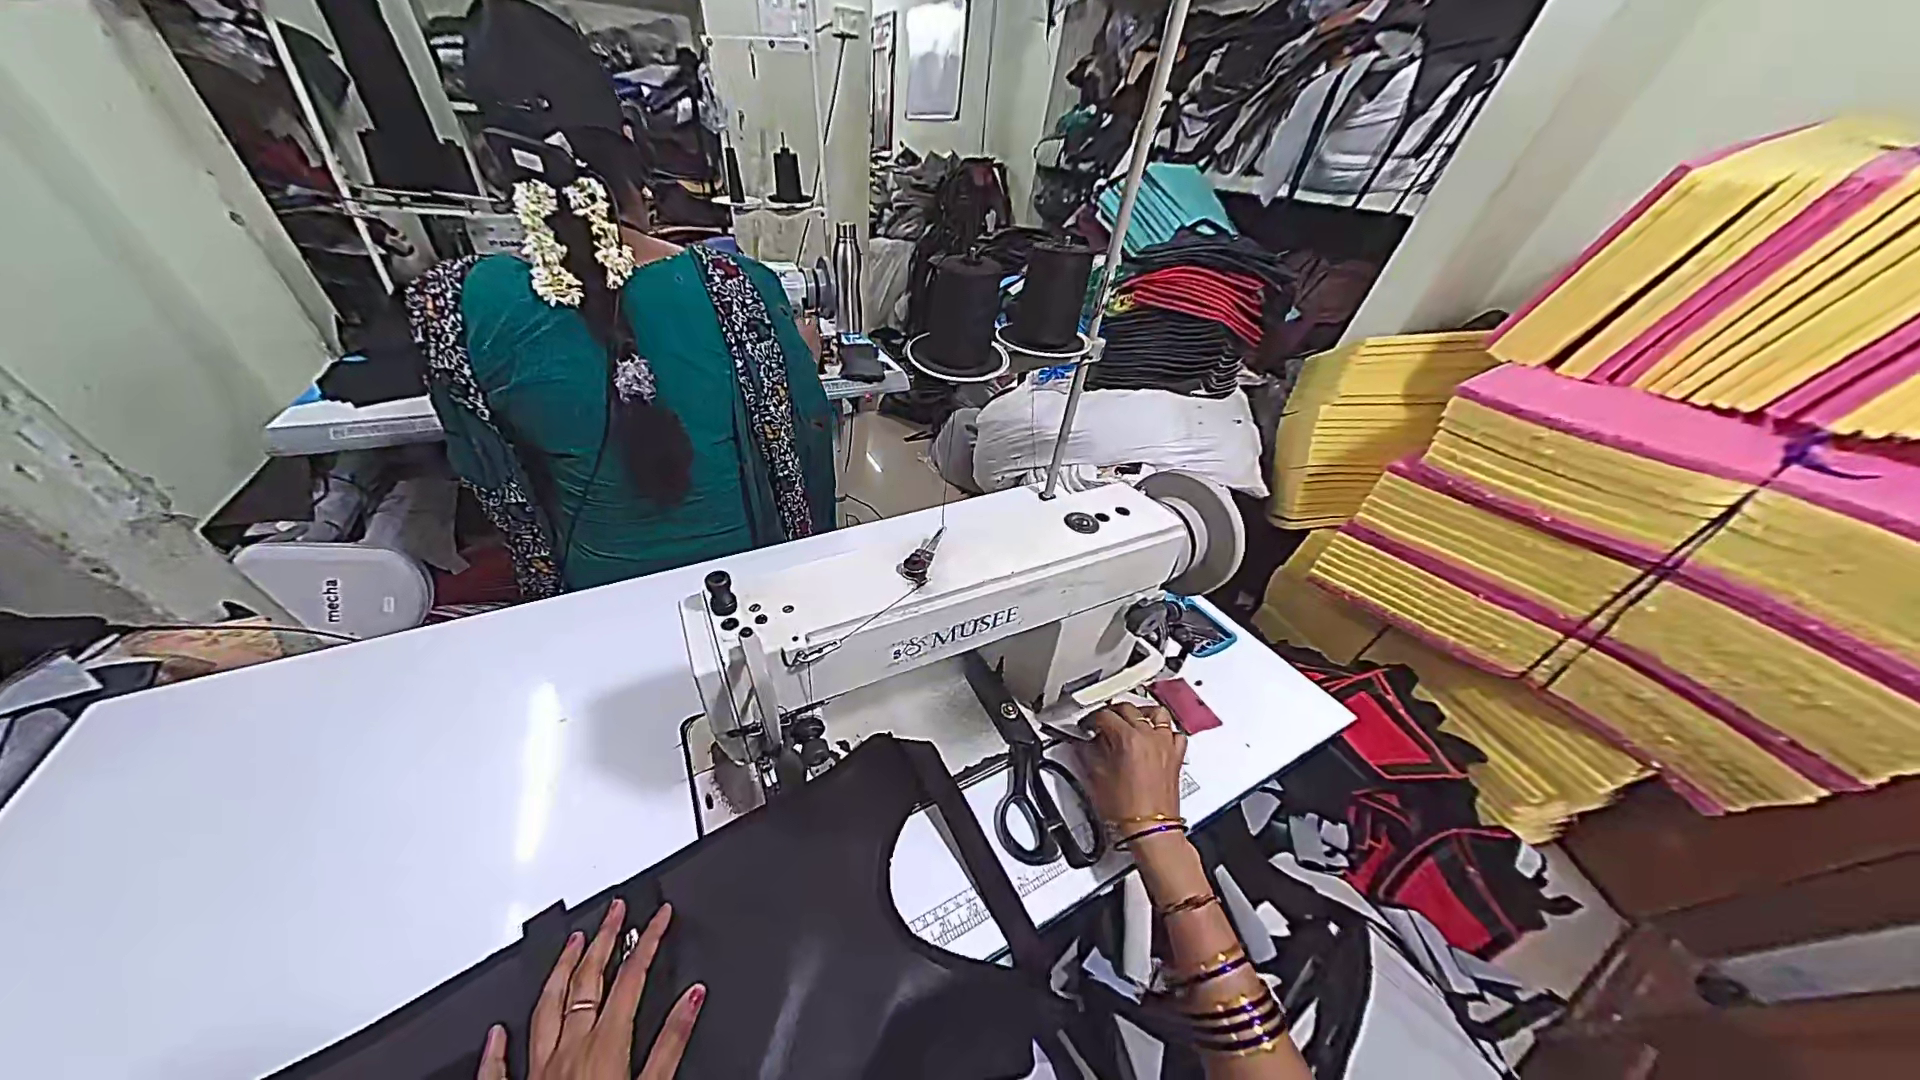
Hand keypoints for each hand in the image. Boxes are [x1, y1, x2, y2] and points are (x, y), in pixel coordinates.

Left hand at [477, 898, 704, 1079]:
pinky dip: (497, 1047)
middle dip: (604, 938)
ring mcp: (536, 1074)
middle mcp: (568, 1052)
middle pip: (588, 980)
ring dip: (560, 970)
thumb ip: (671, 1043)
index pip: (632, 976)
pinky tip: (496, 1031)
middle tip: (615, 908)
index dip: (648, 940)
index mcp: (604, 1047)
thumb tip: (693, 996)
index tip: (660, 916)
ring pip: (546, 1008)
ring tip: (572, 941)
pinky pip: (499, 1071)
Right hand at [1080, 702, 1187, 826]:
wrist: (1151, 830)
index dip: (1091, 719)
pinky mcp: (1176, 756)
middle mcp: (1150, 737)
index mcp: (1128, 739)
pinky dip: (1164, 730)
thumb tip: (1084, 742)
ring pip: (1156, 713)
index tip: (1088, 725)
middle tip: (1102, 722)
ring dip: (1140, 713)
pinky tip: (1154, 735)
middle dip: (1112, 712)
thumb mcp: (1097, 776)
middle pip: (1128, 708)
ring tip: (1130, 720)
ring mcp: (1166, 745)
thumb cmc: (1128, 811)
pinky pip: (1174, 733)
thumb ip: (1088, 751)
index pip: (1105, 715)